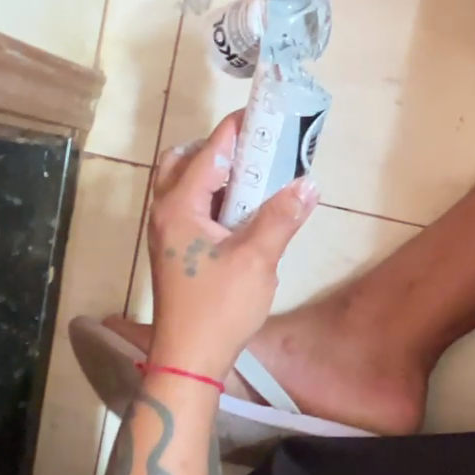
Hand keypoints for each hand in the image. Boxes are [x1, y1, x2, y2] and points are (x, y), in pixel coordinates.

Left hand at [145, 112, 318, 378]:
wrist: (190, 358)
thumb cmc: (220, 307)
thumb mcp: (257, 260)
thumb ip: (281, 218)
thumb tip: (309, 184)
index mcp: (178, 209)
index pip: (208, 155)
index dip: (235, 133)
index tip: (260, 116)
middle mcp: (165, 215)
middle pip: (181, 163)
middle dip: (215, 149)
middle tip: (252, 151)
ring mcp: (167, 235)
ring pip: (182, 187)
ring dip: (212, 174)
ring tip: (250, 178)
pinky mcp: (175, 253)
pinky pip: (189, 209)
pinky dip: (212, 198)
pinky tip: (242, 213)